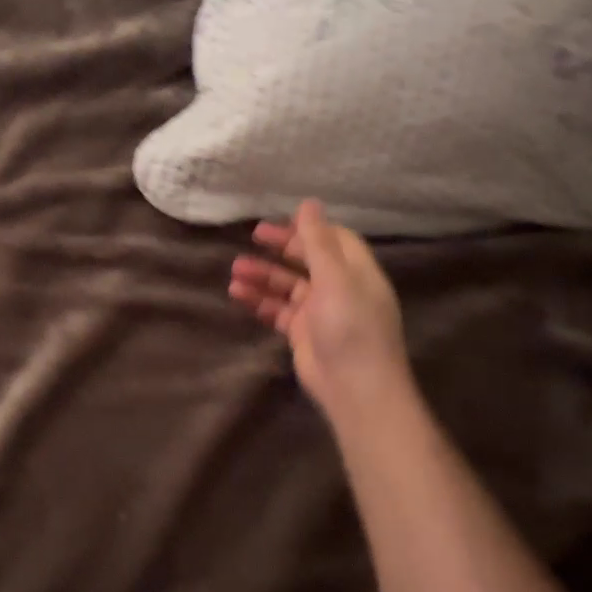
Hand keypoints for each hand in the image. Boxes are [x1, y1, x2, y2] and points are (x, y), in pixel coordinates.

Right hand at [228, 199, 411, 416]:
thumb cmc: (350, 327)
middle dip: (281, 247)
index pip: (334, 239)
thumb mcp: (335, 279)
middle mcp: (340, 288)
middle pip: (308, 259)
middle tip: (253, 237)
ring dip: (263, 275)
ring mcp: (320, 311)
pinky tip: (237, 294)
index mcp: (356, 272)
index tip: (280, 221)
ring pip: (287, 284)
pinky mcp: (302, 332)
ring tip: (235, 270)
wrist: (355, 389)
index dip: (308, 228)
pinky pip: (277, 308)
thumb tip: (308, 202)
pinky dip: (259, 300)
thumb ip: (318, 242)